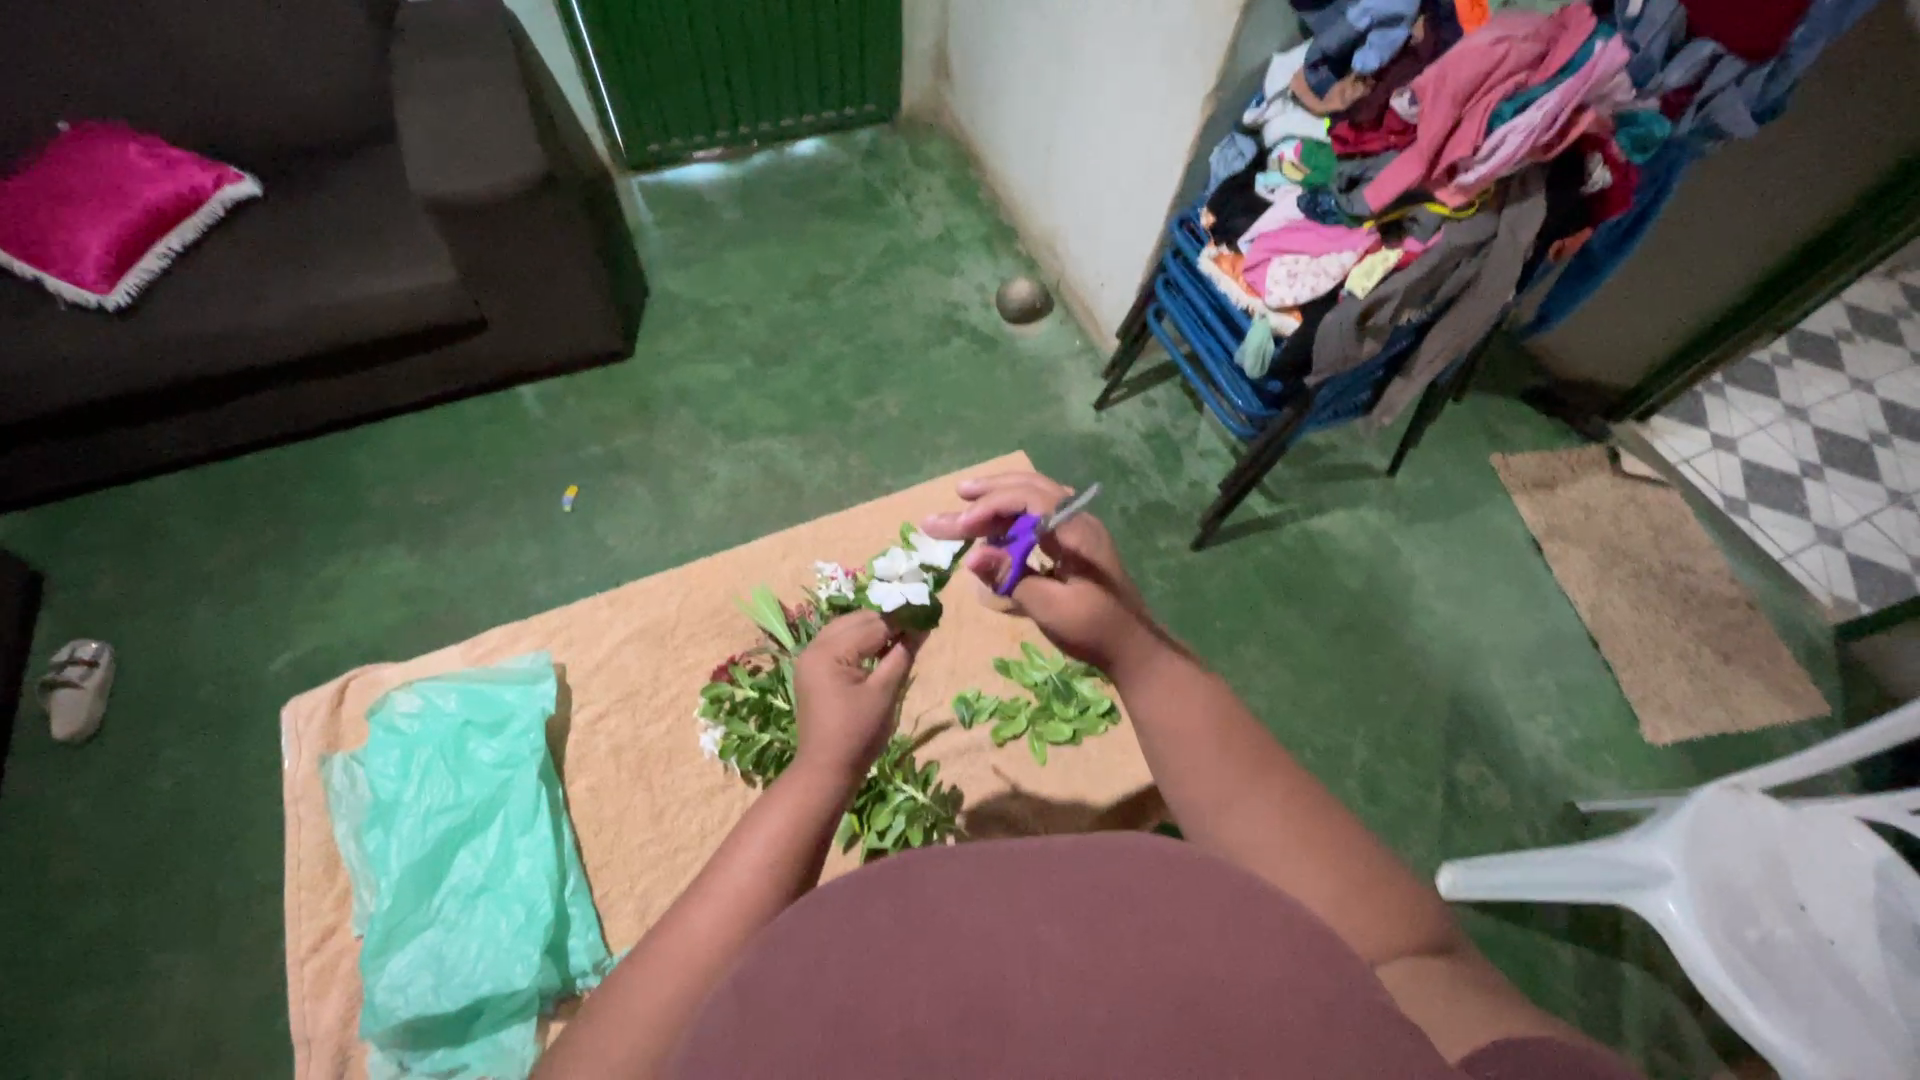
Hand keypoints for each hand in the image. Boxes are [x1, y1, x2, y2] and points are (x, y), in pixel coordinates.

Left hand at [791, 611, 920, 785]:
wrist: (827, 769)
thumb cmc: (858, 734)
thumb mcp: (885, 693)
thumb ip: (902, 655)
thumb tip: (923, 627)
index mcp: (829, 652)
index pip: (872, 625)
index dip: (901, 621)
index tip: (927, 616)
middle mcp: (814, 647)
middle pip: (857, 620)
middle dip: (887, 621)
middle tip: (916, 627)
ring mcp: (810, 657)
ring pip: (846, 627)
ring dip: (873, 628)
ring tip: (901, 638)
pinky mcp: (812, 668)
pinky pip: (838, 641)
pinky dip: (859, 640)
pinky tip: (880, 649)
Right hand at [921, 472, 1162, 674]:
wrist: (1134, 647)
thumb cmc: (1094, 630)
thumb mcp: (1050, 608)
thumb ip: (1010, 578)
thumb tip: (971, 557)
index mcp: (1075, 532)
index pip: (1027, 498)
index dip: (991, 506)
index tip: (962, 527)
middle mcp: (1078, 521)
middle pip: (1030, 488)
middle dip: (991, 491)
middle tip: (957, 493)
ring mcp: (1079, 531)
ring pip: (1036, 499)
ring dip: (1001, 500)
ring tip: (967, 504)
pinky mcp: (1076, 545)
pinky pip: (1042, 516)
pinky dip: (1014, 517)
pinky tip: (996, 526)